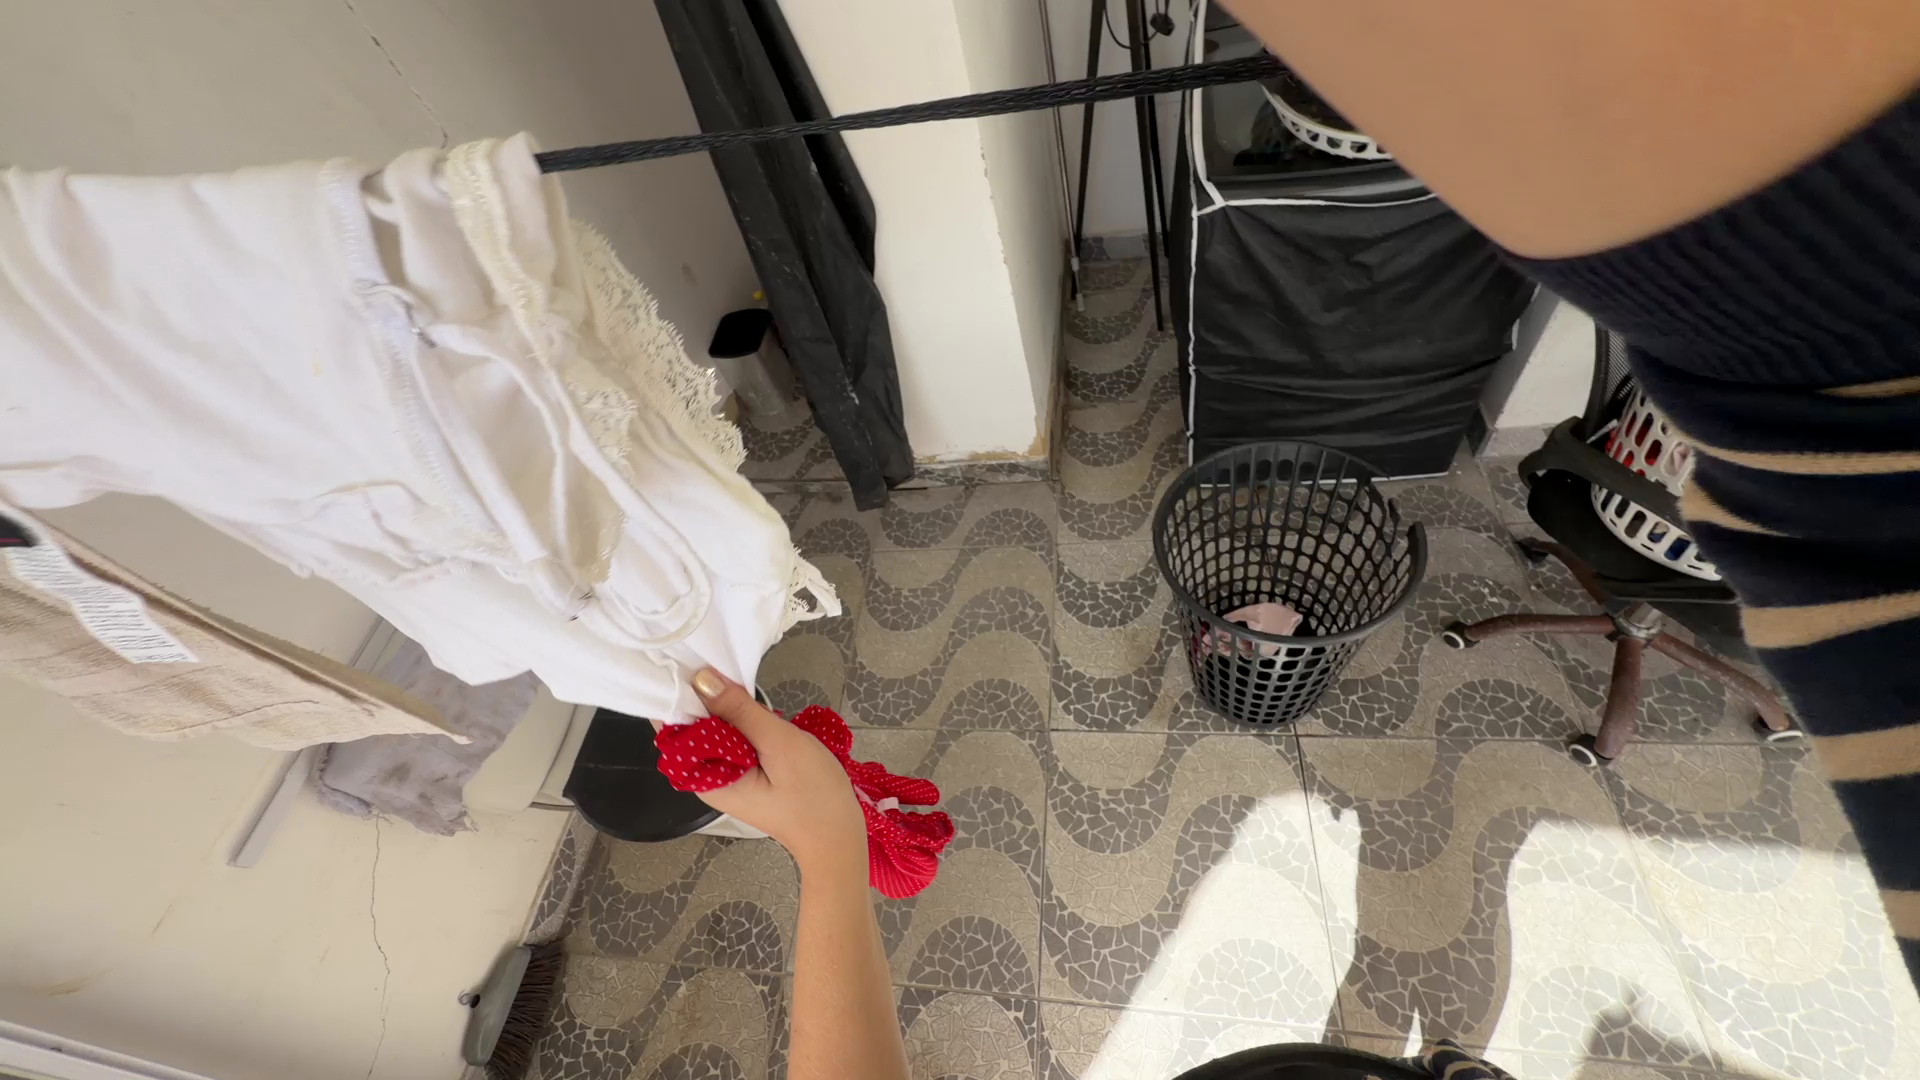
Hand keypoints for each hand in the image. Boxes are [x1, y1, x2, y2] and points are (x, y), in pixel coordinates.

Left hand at [689, 668, 867, 880]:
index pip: (672, 729)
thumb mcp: (778, 744)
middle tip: (725, 665)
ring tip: (740, 679)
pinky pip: (733, 740)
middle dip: (706, 696)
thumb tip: (701, 678)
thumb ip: (740, 711)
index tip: (688, 659)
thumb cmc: (812, 793)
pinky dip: (742, 721)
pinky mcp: (746, 774)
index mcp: (706, 777)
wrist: (839, 836)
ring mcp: (728, 777)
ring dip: (728, 707)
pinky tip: (757, 708)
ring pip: (715, 731)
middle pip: (692, 727)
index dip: (677, 693)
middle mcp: (708, 778)